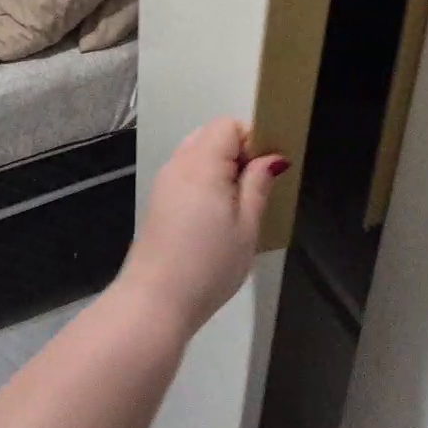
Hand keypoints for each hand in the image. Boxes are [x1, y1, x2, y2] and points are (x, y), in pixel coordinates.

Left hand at [115, 118, 287, 332]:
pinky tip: (213, 219)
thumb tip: (273, 158)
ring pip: (197, 154)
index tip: (266, 171)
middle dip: (237, 153)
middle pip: (211, 135)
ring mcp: (164, 182)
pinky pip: (185, 173)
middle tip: (254, 190)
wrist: (154, 303)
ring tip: (236, 208)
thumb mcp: (246, 228)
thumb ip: (258, 185)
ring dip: (220, 168)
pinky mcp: (157, 200)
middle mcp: (178, 164)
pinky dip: (203, 182)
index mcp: (201, 163)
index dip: (252, 140)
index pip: (228, 125)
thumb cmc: (208, 266)